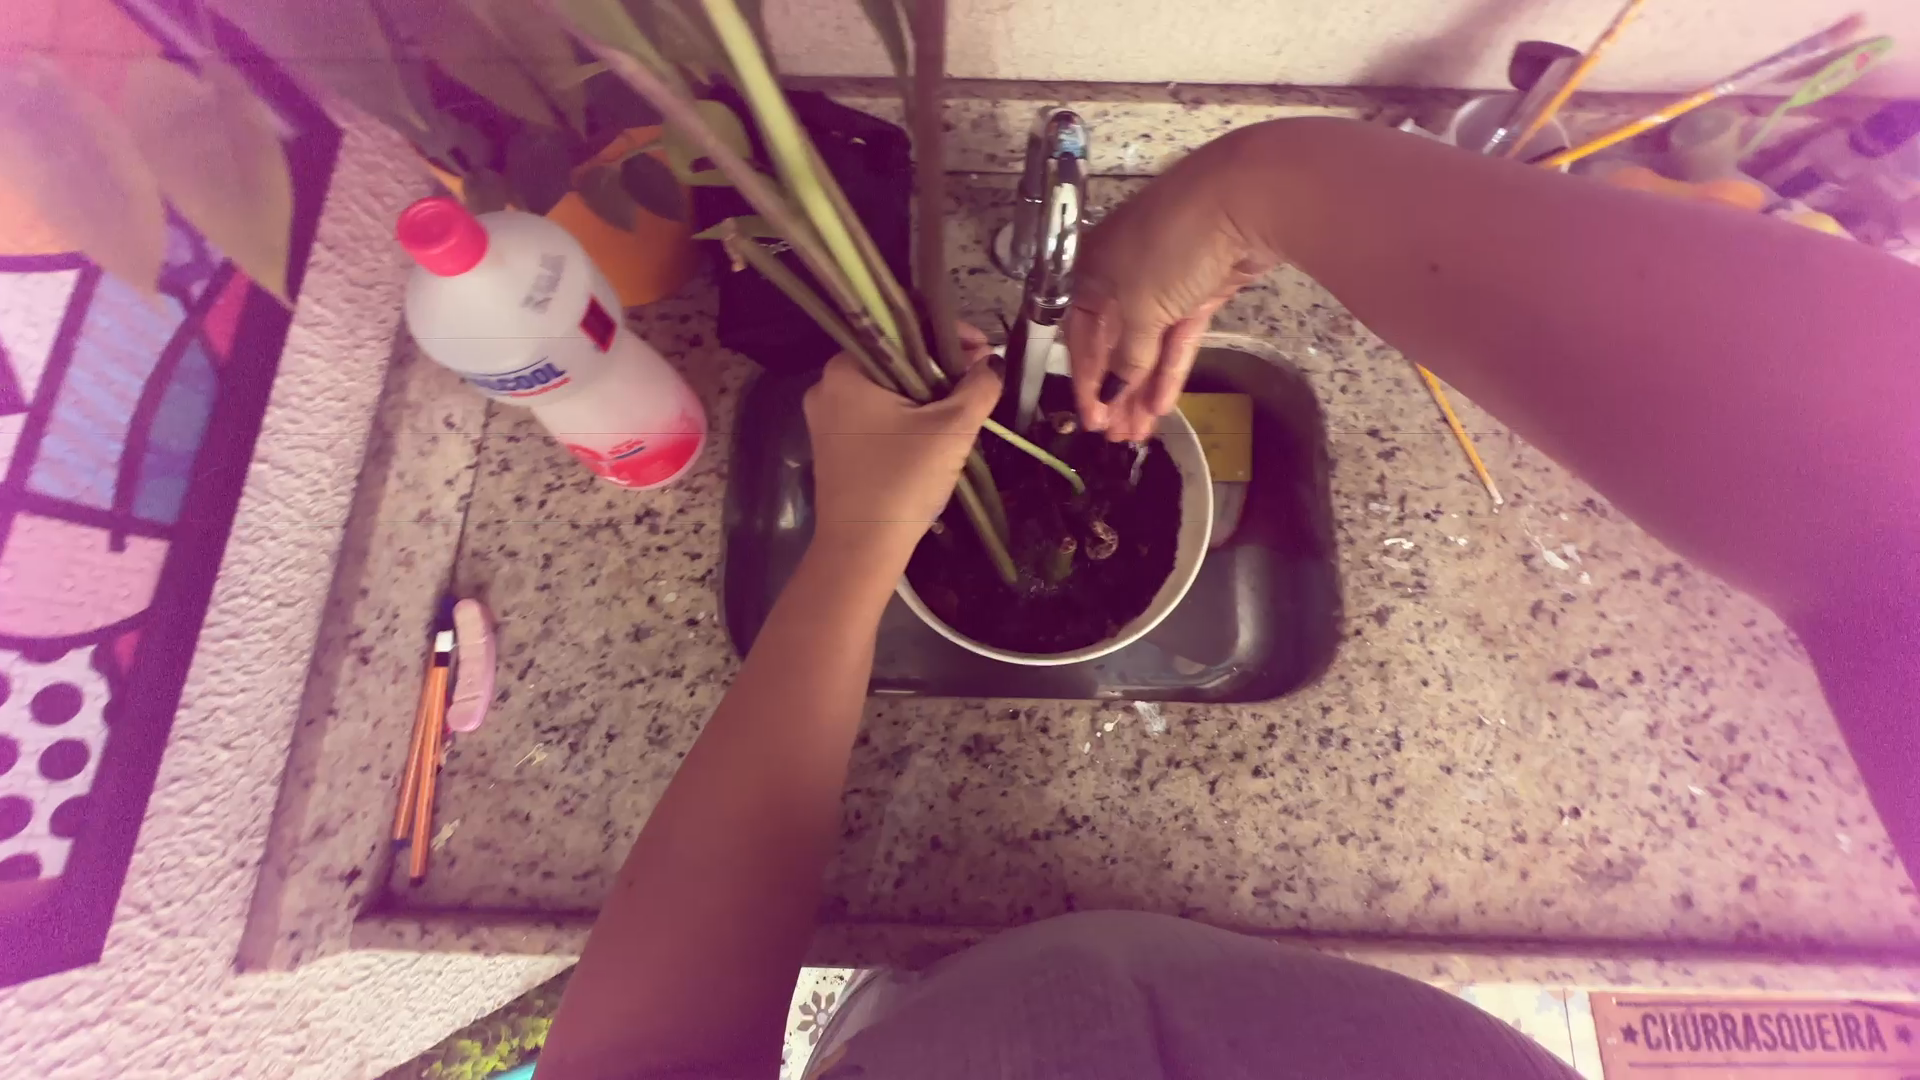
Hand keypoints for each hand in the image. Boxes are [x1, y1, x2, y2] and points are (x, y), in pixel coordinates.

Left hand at [803, 328, 1001, 564]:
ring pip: (886, 390)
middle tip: (977, 382)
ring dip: (925, 394)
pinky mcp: (833, 448)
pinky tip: (932, 434)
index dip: (950, 334)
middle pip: (895, 359)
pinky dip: (905, 417)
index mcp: (846, 369)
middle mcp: (827, 386)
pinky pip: (875, 416)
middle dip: (940, 367)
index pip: (903, 328)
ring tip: (961, 407)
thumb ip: (979, 387)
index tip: (983, 353)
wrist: (861, 550)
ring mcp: (826, 420)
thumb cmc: (903, 481)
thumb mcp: (952, 429)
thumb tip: (992, 363)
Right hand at [1066, 131, 1278, 440]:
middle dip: (1115, 393)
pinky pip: (1176, 340)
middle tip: (1116, 435)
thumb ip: (1125, 359)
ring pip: (1146, 348)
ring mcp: (1162, 286)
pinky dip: (1168, 371)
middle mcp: (1119, 280)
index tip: (1091, 420)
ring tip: (1137, 432)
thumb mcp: (1139, 308)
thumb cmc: (1169, 246)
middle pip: (1114, 346)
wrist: (1243, 198)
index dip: (1085, 383)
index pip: (1080, 338)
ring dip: (1141, 390)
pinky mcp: (1197, 293)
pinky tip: (1161, 406)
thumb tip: (1112, 394)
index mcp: (1090, 274)